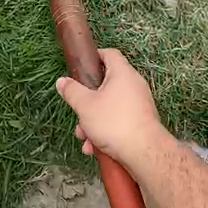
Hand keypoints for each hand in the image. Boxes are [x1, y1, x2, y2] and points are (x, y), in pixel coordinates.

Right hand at [54, 48, 169, 169]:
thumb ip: (71, 91)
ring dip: (93, 121)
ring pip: (110, 107)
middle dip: (88, 102)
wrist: (145, 153)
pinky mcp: (141, 122)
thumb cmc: (114, 122)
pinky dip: (106, 131)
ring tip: (85, 138)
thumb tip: (62, 81)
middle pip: (106, 85)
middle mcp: (134, 85)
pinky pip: (119, 120)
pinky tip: (95, 148)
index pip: (109, 54)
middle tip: (78, 113)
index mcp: (122, 73)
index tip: (81, 68)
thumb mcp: (85, 105)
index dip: (94, 57)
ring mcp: (139, 104)